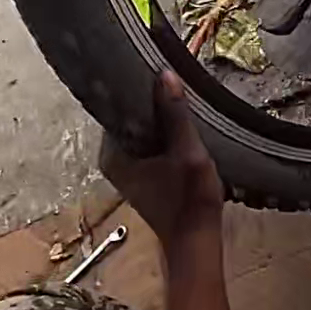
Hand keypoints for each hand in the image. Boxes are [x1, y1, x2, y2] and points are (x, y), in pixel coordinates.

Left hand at [99, 71, 225, 256]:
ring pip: (142, 130)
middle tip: (171, 79)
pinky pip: (149, 142)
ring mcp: (127, 169)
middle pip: (130, 118)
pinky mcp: (142, 174)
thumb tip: (165, 74)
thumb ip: (175, 114)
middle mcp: (113, 160)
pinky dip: (163, 133)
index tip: (154, 69)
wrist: (198, 240)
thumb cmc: (190, 199)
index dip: (137, 88)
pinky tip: (180, 121)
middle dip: (150, 102)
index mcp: (113, 154)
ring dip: (159, 117)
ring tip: (177, 95)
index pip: (117, 107)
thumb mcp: (187, 151)